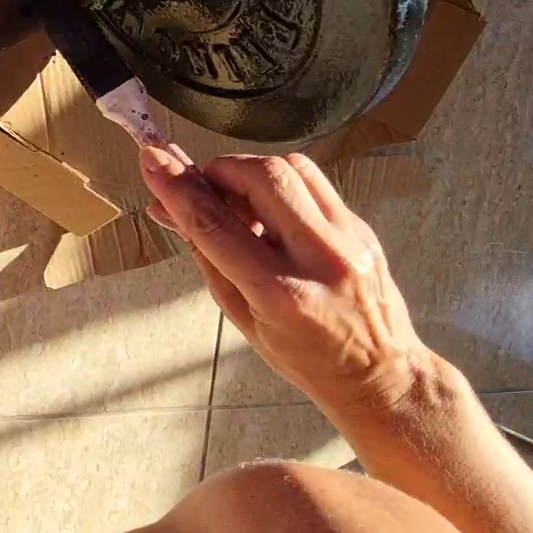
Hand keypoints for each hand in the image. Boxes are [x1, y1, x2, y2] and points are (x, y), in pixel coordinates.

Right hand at [140, 147, 434, 422]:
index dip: (177, 187)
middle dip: (221, 170)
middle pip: (262, 178)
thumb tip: (165, 206)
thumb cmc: (298, 354)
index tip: (151, 158)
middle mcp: (319, 259)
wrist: (380, 374)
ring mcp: (349, 239)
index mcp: (279, 293)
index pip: (215, 224)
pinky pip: (313, 181)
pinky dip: (279, 183)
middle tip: (205, 187)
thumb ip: (204, 253)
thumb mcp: (237, 313)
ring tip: (238, 198)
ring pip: (292, 168)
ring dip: (251, 172)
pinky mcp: (362, 227)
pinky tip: (269, 209)